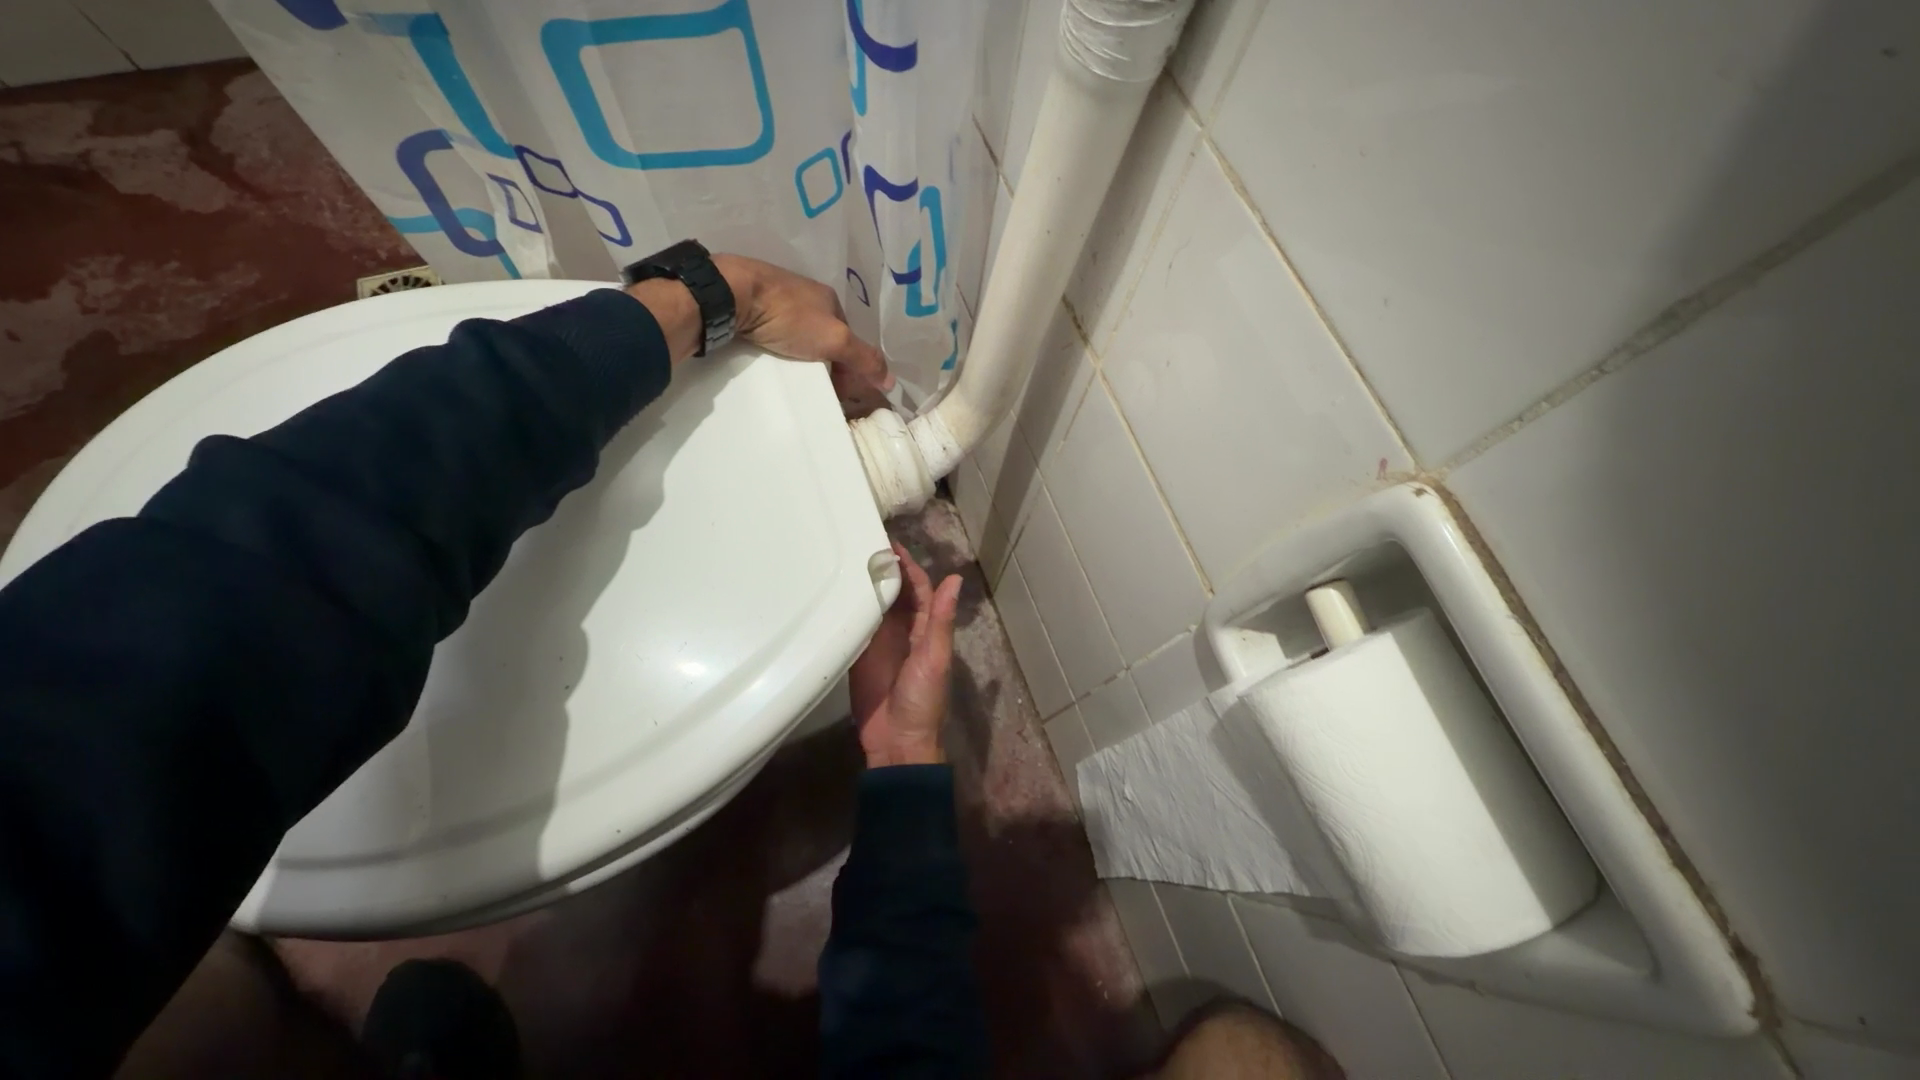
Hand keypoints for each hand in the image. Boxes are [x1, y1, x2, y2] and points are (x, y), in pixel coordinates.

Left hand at [717, 255, 893, 415]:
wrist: (734, 293)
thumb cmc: (790, 316)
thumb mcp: (835, 340)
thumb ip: (863, 358)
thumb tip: (891, 380)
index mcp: (829, 298)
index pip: (848, 337)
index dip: (849, 366)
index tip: (841, 391)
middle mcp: (806, 294)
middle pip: (824, 336)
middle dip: (827, 361)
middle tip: (819, 387)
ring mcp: (776, 296)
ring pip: (798, 333)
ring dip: (801, 354)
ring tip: (794, 376)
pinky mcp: (751, 303)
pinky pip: (773, 330)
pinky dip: (777, 345)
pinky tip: (771, 356)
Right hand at [848, 542, 962, 767]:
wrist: (897, 741)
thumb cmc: (923, 700)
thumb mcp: (935, 657)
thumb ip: (941, 620)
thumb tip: (954, 578)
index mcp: (926, 628)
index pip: (918, 587)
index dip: (907, 565)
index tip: (889, 542)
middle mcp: (903, 630)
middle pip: (893, 591)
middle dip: (882, 568)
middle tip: (860, 541)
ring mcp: (879, 642)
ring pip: (873, 604)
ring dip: (864, 584)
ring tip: (843, 557)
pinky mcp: (858, 655)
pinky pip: (853, 625)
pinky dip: (846, 608)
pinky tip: (832, 590)